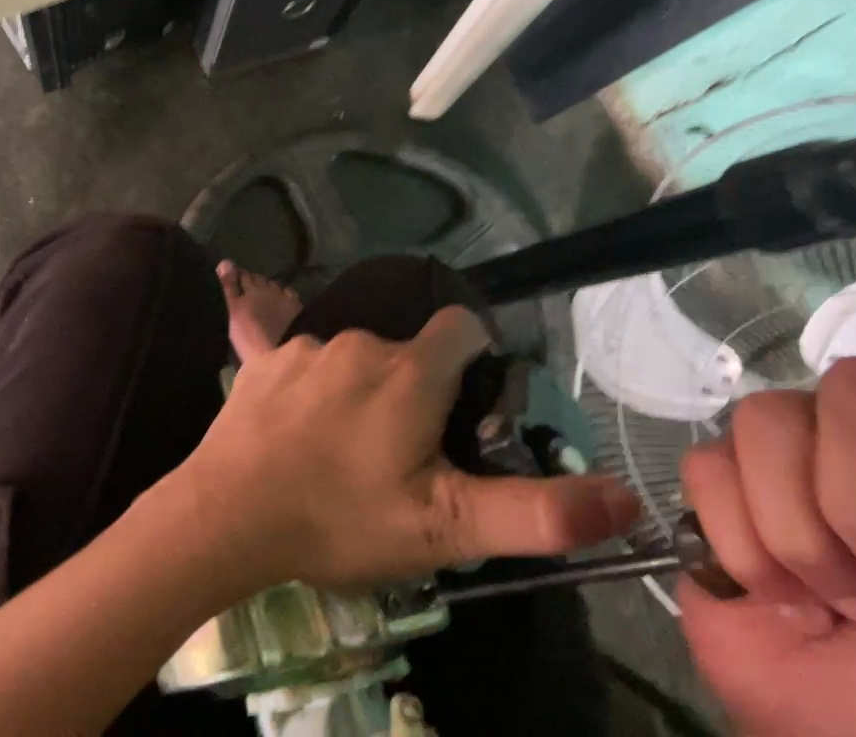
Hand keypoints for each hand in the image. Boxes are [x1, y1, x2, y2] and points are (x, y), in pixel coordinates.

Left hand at [167, 307, 640, 591]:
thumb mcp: (447, 527)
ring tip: (344, 450)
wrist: (227, 517)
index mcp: (409, 371)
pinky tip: (292, 417)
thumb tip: (629, 497)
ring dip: (359, 391)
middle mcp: (357, 342)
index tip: (468, 406)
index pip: (462, 328)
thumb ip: (539, 513)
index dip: (477, 359)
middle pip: (406, 351)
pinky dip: (303, 381)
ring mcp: (302, 348)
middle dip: (416, 389)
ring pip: (351, 358)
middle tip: (405, 454)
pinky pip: (291, 354)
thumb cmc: (339, 519)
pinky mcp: (259, 364)